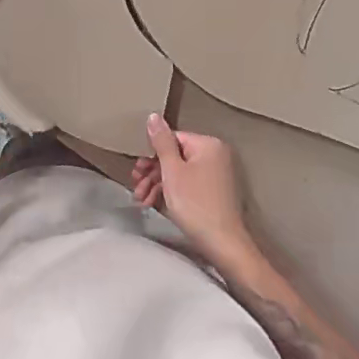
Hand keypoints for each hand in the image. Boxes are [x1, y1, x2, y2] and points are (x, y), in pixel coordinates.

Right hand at [131, 113, 255, 266]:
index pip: (172, 139)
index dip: (151, 155)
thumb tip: (153, 116)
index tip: (136, 170)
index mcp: (208, 145)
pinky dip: (170, 192)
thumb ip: (161, 142)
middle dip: (152, 172)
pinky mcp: (214, 191)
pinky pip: (188, 184)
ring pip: (179, 172)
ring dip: (157, 184)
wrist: (222, 242)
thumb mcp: (172, 170)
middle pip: (174, 156)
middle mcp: (215, 155)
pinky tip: (154, 204)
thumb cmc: (196, 205)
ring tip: (141, 199)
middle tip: (136, 185)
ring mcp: (216, 174)